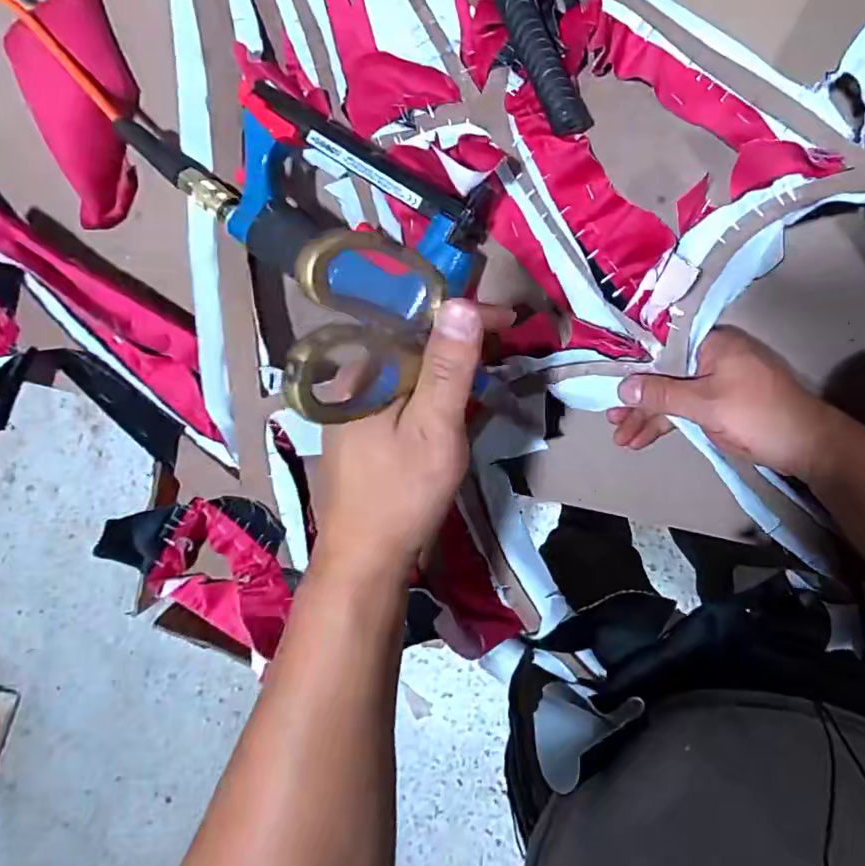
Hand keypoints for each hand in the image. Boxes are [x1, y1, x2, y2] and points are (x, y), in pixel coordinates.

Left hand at [312, 298, 485, 588]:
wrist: (365, 561)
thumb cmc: (400, 494)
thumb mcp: (434, 428)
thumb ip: (448, 368)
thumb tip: (461, 304)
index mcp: (364, 373)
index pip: (417, 322)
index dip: (464, 315)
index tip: (508, 318)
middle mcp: (356, 382)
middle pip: (414, 343)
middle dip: (462, 338)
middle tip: (507, 340)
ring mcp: (361, 407)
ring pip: (415, 370)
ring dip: (455, 365)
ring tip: (495, 365)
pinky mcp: (370, 430)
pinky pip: (410, 395)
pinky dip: (440, 393)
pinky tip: (466, 400)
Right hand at [606, 326, 849, 479]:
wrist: (809, 446)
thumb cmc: (760, 415)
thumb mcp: (706, 405)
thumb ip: (663, 396)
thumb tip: (624, 388)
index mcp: (711, 343)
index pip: (662, 345)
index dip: (633, 363)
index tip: (607, 379)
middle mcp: (710, 356)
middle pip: (663, 374)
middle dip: (638, 401)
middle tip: (613, 420)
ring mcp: (715, 380)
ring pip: (672, 395)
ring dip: (648, 416)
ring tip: (622, 436)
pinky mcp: (719, 403)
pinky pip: (685, 408)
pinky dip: (667, 422)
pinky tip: (644, 437)